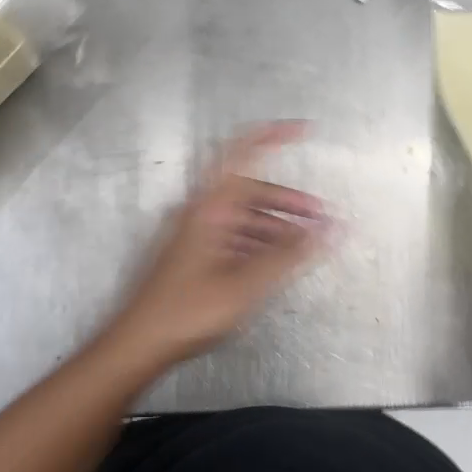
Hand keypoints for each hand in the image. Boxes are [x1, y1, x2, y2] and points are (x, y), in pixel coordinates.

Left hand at [109, 122, 328, 365]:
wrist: (138, 343)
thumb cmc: (190, 310)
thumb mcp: (247, 284)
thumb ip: (292, 254)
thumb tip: (333, 228)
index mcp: (209, 207)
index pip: (241, 153)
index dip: (273, 136)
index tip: (304, 129)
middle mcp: (198, 211)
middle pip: (248, 190)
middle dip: (288, 200)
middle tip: (321, 217)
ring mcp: (191, 233)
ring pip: (241, 216)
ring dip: (275, 225)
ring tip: (305, 246)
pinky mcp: (189, 254)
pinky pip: (230, 235)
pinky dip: (256, 242)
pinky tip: (274, 264)